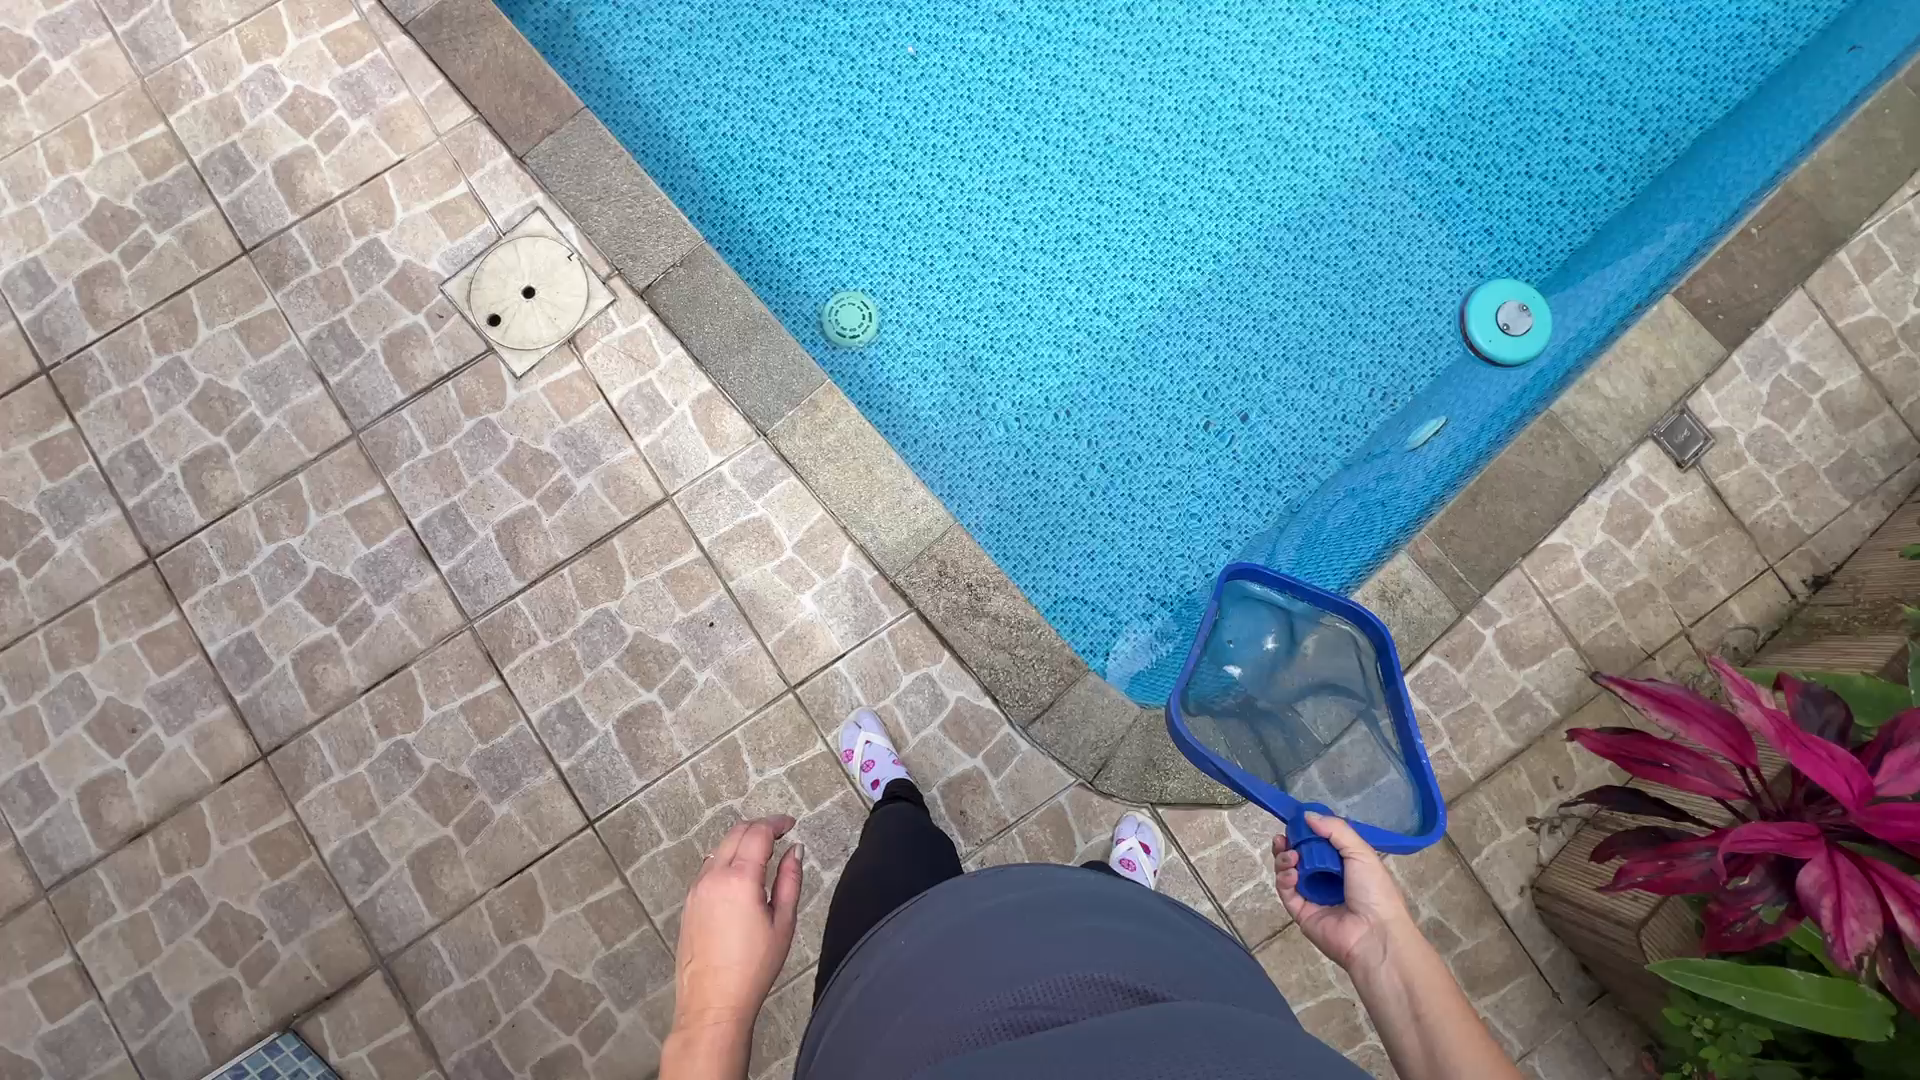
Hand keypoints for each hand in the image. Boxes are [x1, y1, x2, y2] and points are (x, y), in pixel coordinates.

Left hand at [672, 815, 803, 1037]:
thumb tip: (794, 850)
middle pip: (736, 832)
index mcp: (739, 879)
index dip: (777, 823)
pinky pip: (709, 866)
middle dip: (760, 827)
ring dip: (742, 840)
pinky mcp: (689, 903)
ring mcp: (696, 890)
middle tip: (780, 833)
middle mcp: (713, 877)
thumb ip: (790, 879)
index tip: (791, 825)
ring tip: (763, 853)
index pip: (758, 833)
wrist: (712, 1005)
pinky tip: (741, 875)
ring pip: (720, 847)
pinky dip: (727, 858)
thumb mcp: (783, 922)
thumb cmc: (753, 968)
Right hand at [1272, 811, 1415, 979]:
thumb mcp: (1361, 853)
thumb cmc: (1375, 892)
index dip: (1305, 833)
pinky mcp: (1300, 912)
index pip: (1318, 845)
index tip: (1295, 823)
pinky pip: (1286, 891)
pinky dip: (1284, 879)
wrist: (1375, 936)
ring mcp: (1312, 896)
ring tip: (1291, 856)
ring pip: (1288, 871)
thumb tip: (1306, 815)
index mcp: (1344, 867)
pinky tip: (1291, 874)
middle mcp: (1326, 880)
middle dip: (1288, 844)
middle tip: (1283, 838)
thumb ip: (1335, 830)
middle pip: (1299, 856)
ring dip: (1284, 859)